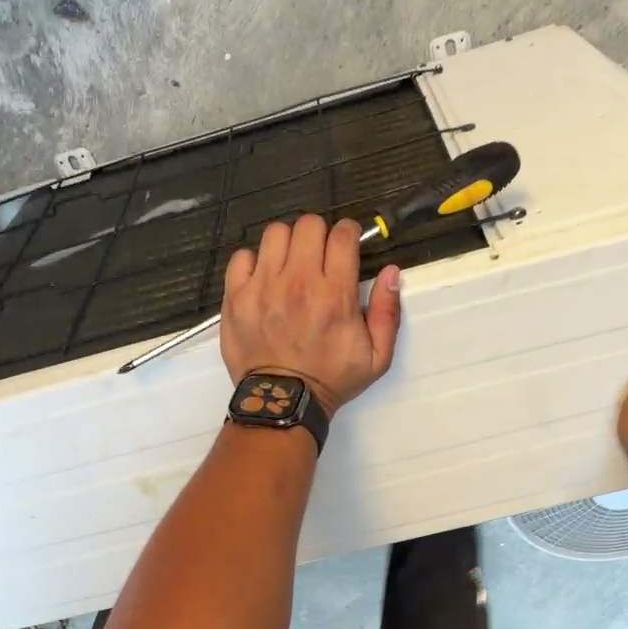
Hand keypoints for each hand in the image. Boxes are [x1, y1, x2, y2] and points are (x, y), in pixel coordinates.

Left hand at [220, 214, 402, 412]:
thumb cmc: (331, 379)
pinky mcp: (236, 297)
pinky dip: (254, 262)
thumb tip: (391, 272)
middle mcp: (298, 282)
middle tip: (320, 255)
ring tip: (291, 264)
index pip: (342, 234)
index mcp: (334, 294)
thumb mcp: (377, 357)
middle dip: (319, 234)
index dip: (348, 232)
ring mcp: (262, 287)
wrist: (282, 402)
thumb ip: (387, 312)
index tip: (347, 243)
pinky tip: (264, 278)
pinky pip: (242, 257)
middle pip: (308, 225)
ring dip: (287, 243)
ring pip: (275, 234)